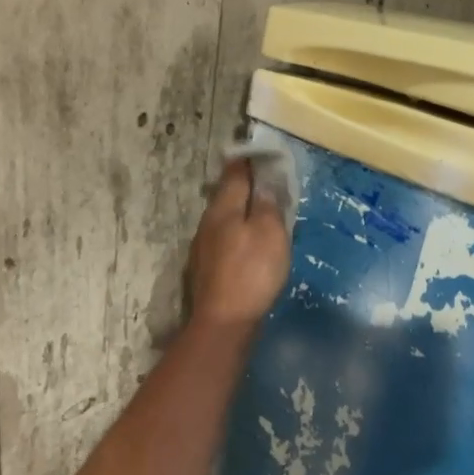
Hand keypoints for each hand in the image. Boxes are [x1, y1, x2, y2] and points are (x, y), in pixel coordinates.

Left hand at [186, 158, 290, 328]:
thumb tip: (265, 180)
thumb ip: (267, 204)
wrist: (224, 321)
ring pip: (224, 219)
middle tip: (267, 182)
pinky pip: (224, 240)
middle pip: (227, 195)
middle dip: (245, 186)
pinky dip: (238, 234)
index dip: (250, 160)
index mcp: (224, 208)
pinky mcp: (206, 269)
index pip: (235, 173)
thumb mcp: (270, 233)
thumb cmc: (251, 273)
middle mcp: (208, 222)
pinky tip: (248, 244)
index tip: (264, 153)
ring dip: (241, 212)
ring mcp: (203, 247)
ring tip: (261, 212)